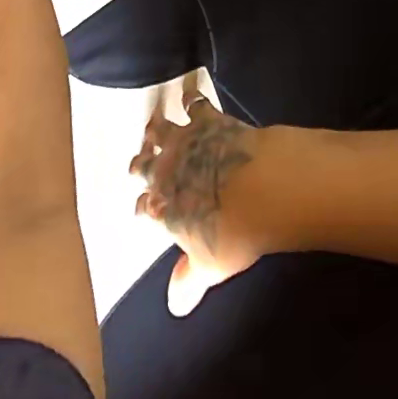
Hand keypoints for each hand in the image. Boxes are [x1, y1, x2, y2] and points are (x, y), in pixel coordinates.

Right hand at [130, 79, 271, 316]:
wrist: (260, 189)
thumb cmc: (234, 234)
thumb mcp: (210, 265)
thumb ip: (189, 281)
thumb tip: (174, 306)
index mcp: (161, 207)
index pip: (142, 207)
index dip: (141, 207)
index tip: (141, 207)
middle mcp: (165, 171)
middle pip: (144, 164)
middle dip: (139, 164)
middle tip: (137, 162)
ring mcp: (185, 143)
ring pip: (160, 131)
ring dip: (155, 129)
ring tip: (151, 125)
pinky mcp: (207, 121)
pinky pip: (194, 104)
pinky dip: (190, 98)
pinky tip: (189, 92)